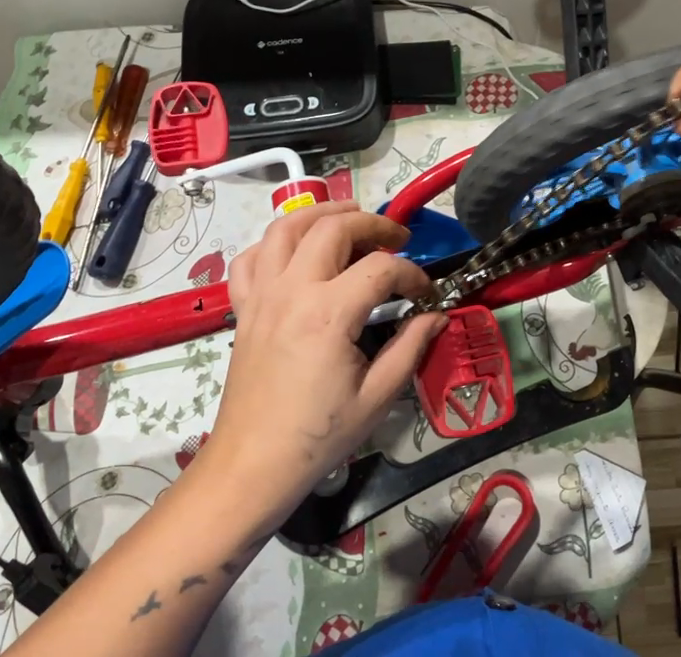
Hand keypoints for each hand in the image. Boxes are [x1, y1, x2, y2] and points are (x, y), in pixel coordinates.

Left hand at [198, 202, 445, 524]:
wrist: (252, 465)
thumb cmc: (318, 437)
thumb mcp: (377, 397)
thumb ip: (410, 347)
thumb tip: (437, 315)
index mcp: (328, 314)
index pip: (380, 268)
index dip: (412, 273)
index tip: (426, 293)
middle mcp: (292, 291)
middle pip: (333, 228)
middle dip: (372, 224)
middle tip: (398, 239)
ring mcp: (261, 295)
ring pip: (286, 227)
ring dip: (322, 214)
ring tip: (351, 218)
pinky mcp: (243, 308)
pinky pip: (252, 257)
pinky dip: (275, 242)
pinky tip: (296, 251)